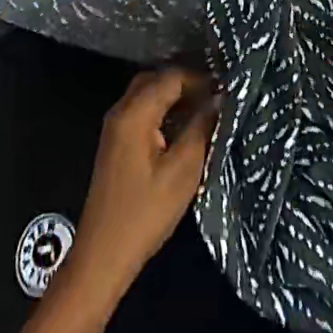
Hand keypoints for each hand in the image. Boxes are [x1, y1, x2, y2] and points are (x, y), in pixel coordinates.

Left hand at [71, 69, 216, 287]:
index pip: (171, 76)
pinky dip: (165, 112)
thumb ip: (202, 126)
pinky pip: (143, 113)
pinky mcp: (116, 145)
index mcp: (134, 114)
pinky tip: (186, 128)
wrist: (104, 255)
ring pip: (148, 96)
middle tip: (218, 97)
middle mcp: (120, 113)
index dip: (201, 78)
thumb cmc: (146, 211)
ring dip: (177, 97)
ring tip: (208, 110)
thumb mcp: (184, 168)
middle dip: (188, 83)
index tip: (228, 89)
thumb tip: (218, 98)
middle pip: (156, 80)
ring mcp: (115, 129)